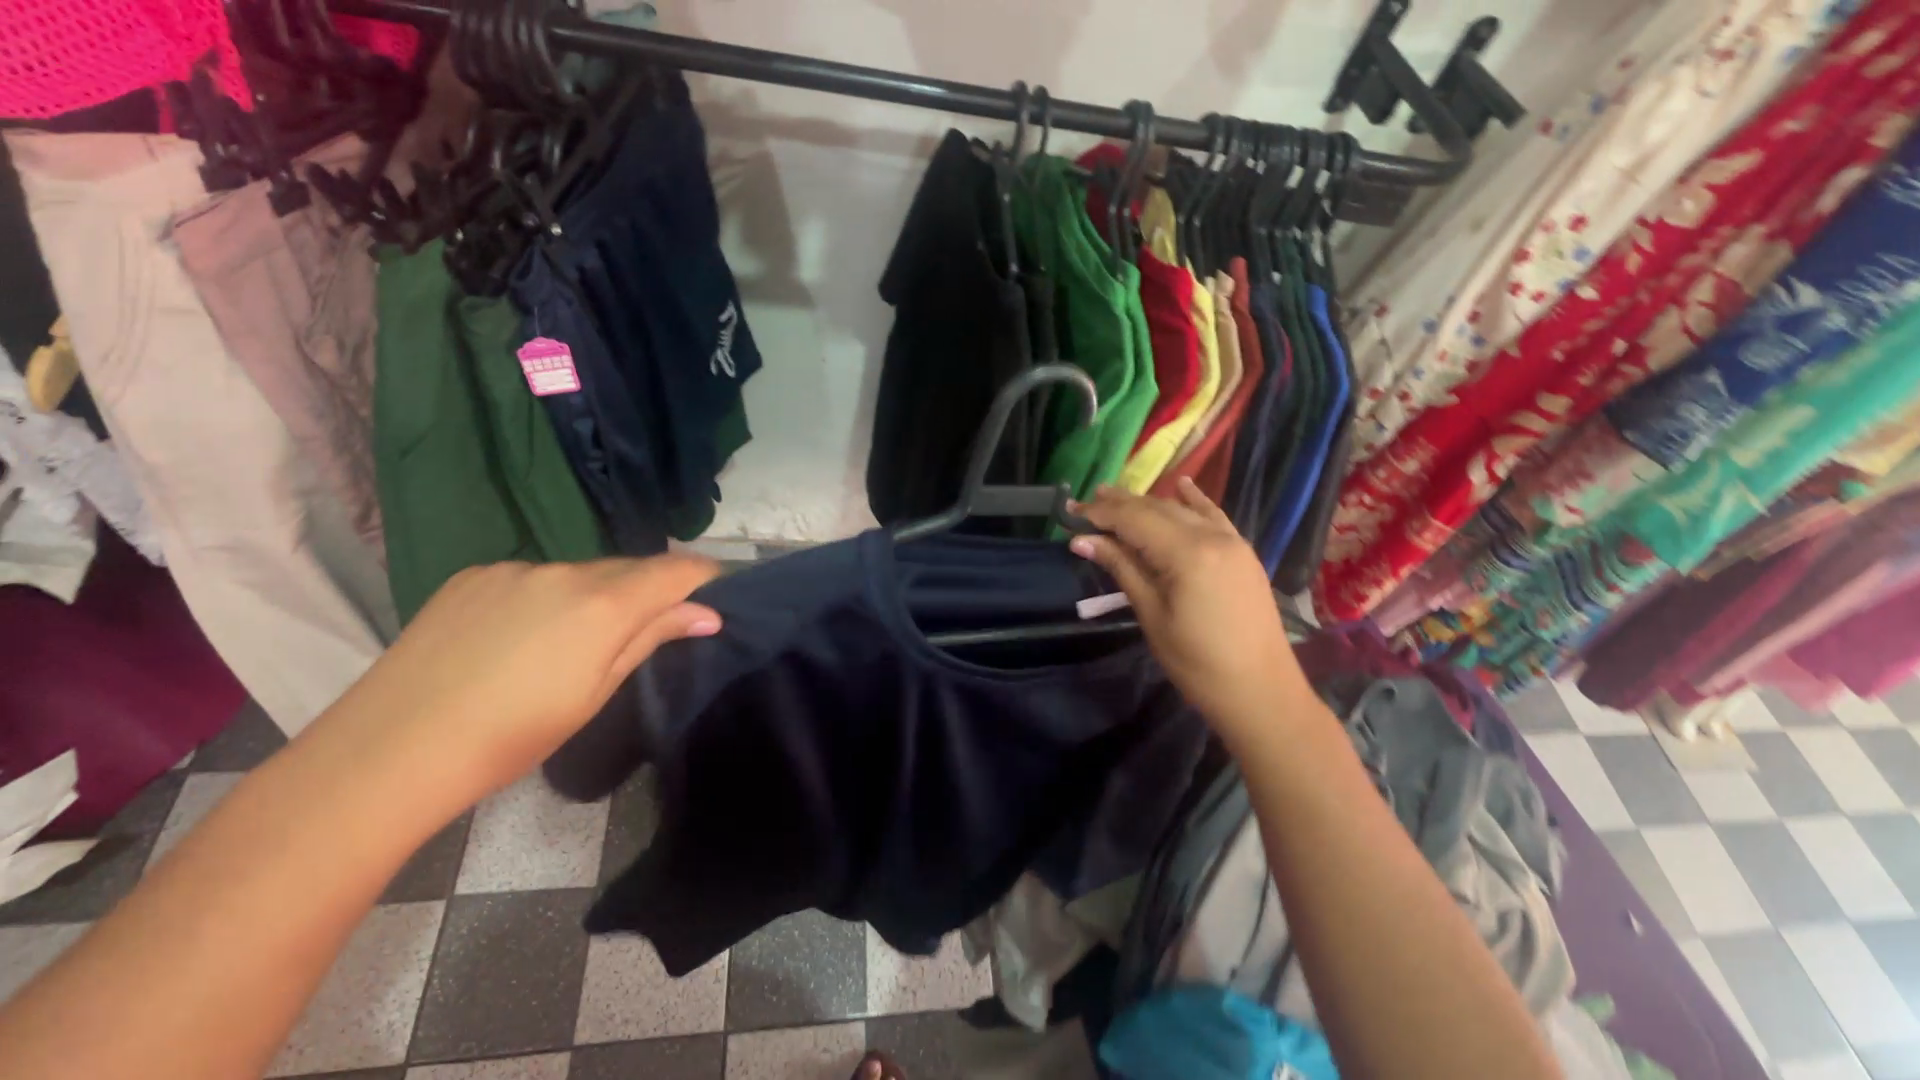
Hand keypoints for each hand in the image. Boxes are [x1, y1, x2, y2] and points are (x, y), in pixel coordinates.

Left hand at [313, 556, 722, 806]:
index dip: (703, 577)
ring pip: (575, 574)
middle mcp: (561, 571)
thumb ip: (650, 640)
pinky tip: (518, 639)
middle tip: (654, 628)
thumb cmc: (513, 735)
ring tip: (572, 645)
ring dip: (593, 596)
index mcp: (601, 603)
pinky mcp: (471, 577)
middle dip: (648, 591)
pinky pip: (529, 579)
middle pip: (625, 570)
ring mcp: (511, 570)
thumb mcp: (595, 694)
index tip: (718, 595)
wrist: (396, 746)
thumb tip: (705, 613)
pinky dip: (544, 599)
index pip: (673, 571)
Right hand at [1069, 479, 1307, 738]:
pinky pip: (1215, 517)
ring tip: (1115, 497)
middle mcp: (1212, 536)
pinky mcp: (1243, 553)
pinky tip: (1182, 485)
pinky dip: (1195, 501)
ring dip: (1149, 503)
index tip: (1070, 511)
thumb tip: (1083, 540)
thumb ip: (1122, 569)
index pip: (1134, 520)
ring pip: (1183, 511)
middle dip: (1120, 505)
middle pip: (1157, 510)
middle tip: (1086, 502)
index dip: (1101, 514)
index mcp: (1187, 553)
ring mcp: (1233, 542)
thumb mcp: (1152, 616)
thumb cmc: (1198, 663)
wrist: (1260, 691)